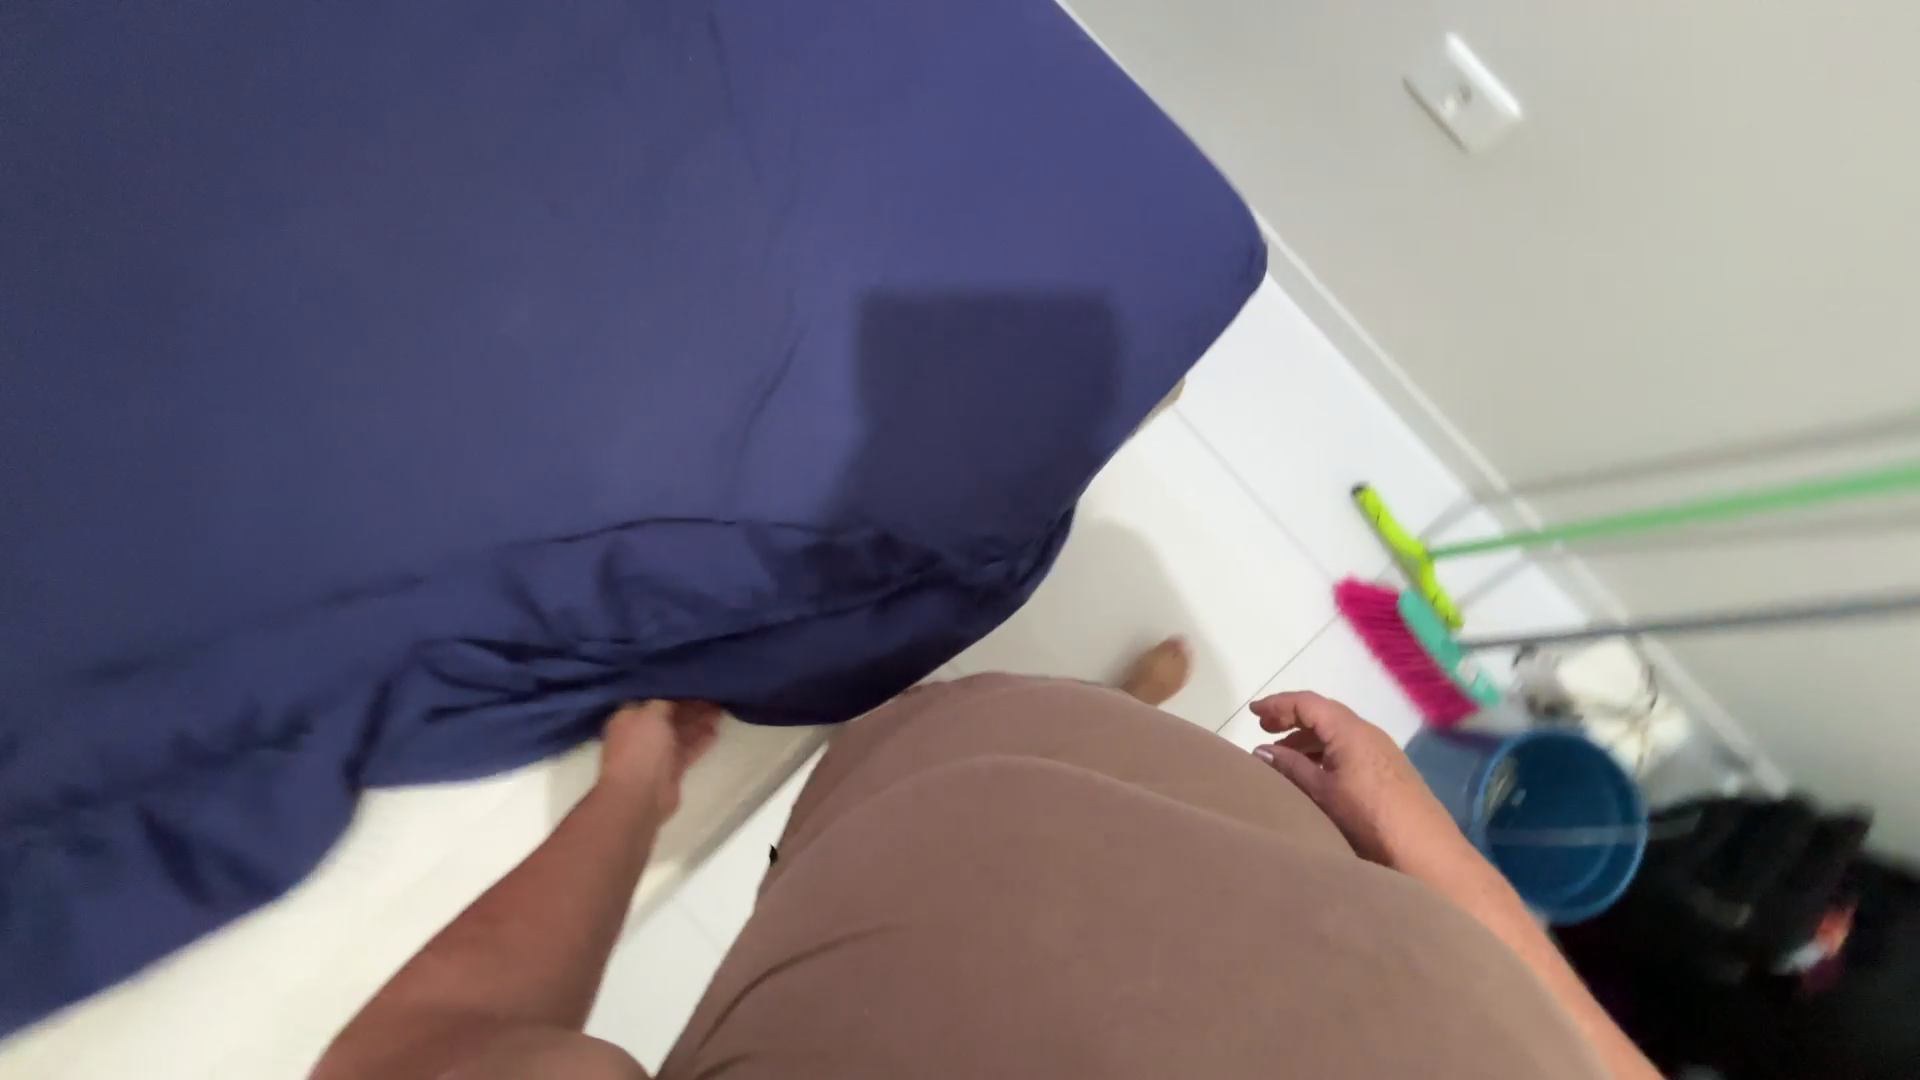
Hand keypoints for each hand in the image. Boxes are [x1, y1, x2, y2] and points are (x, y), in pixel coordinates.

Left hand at [599, 700, 721, 817]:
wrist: (640, 796)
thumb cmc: (641, 749)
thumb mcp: (651, 713)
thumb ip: (665, 699)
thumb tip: (678, 691)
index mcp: (629, 717)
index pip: (652, 696)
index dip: (673, 688)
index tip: (694, 679)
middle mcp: (641, 733)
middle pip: (670, 715)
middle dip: (691, 705)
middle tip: (714, 693)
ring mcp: (656, 752)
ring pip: (681, 732)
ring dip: (699, 722)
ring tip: (720, 709)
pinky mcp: (671, 769)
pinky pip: (688, 749)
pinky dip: (701, 740)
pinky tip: (716, 731)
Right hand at [1248, 691, 1468, 870]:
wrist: (1429, 855)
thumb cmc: (1369, 817)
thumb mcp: (1321, 792)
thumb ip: (1290, 766)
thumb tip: (1261, 750)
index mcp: (1350, 731)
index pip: (1308, 703)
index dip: (1278, 704)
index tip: (1253, 712)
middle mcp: (1368, 733)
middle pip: (1324, 713)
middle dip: (1291, 717)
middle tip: (1264, 728)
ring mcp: (1383, 751)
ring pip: (1337, 732)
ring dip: (1307, 737)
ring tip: (1283, 754)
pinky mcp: (1390, 770)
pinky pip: (1349, 747)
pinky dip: (1324, 750)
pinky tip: (1314, 772)